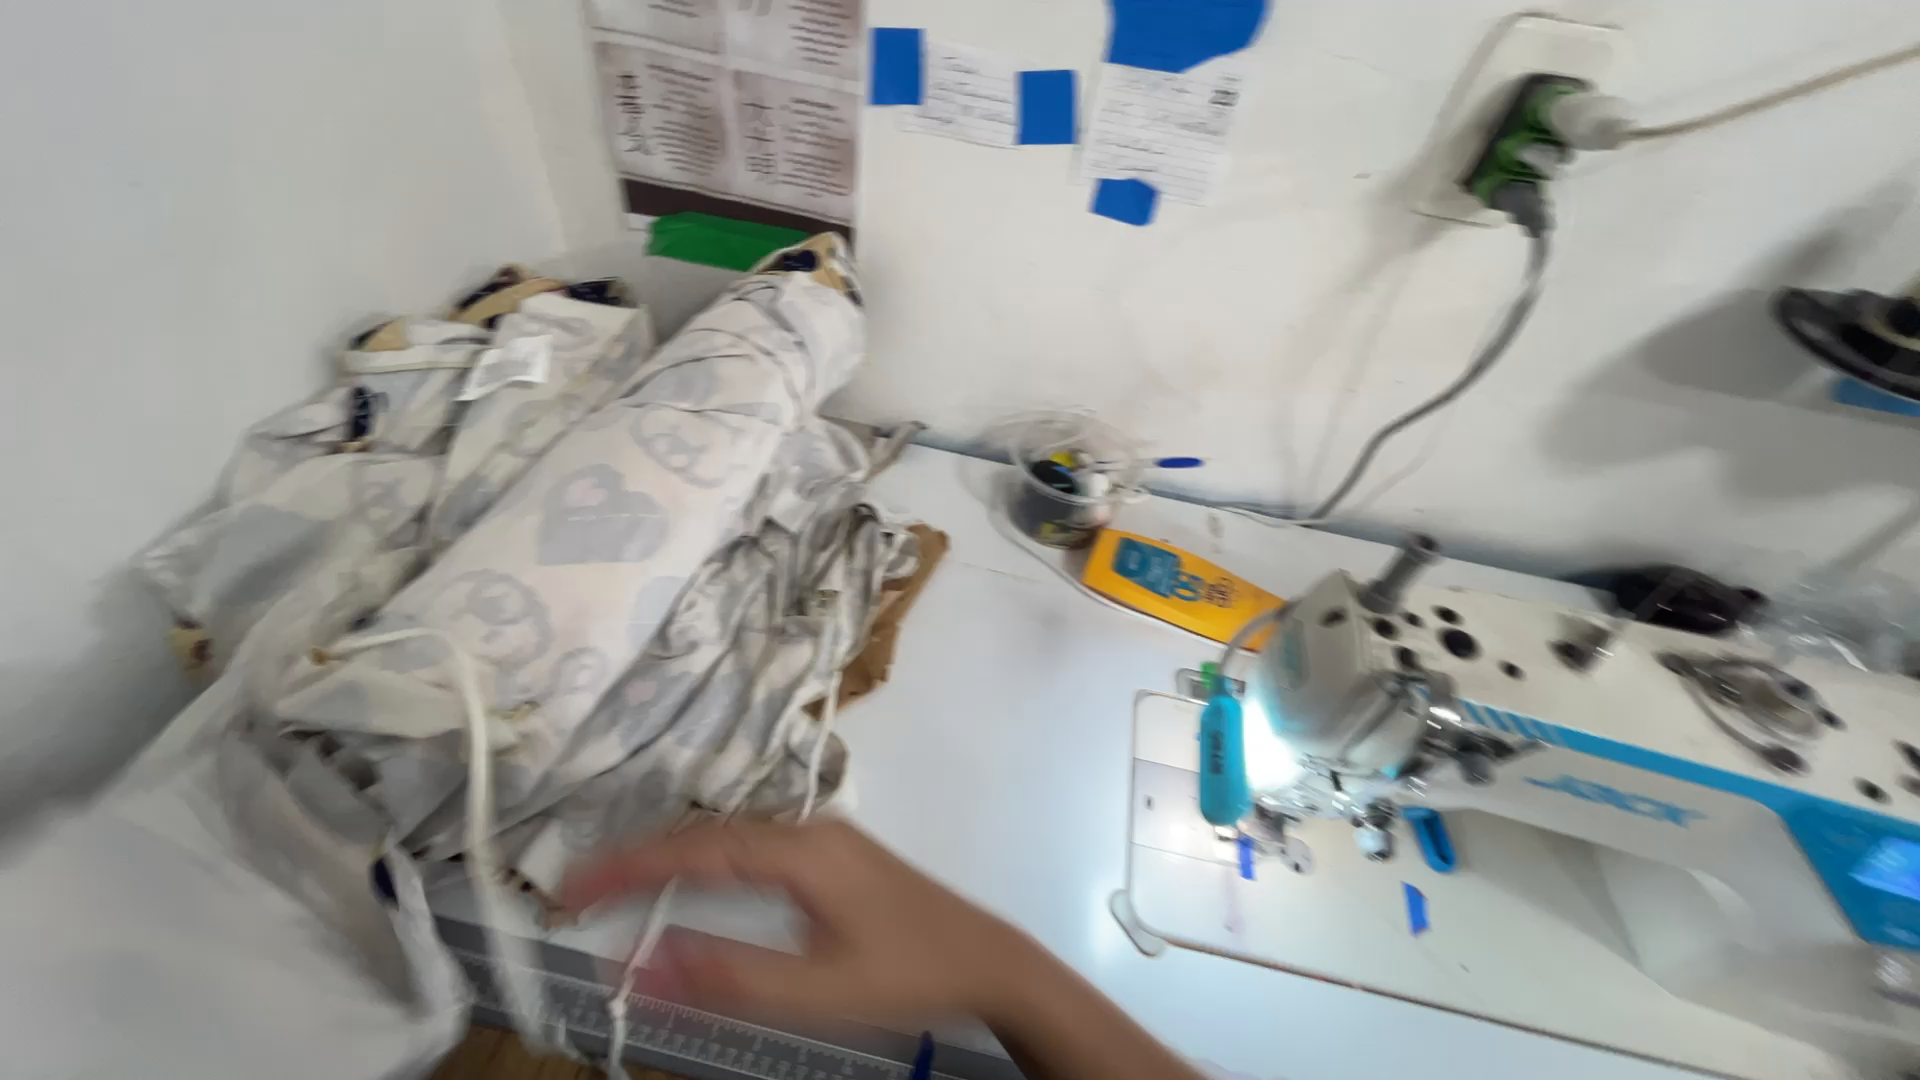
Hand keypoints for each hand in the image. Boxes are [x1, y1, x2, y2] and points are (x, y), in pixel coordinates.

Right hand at [561, 821, 1035, 1026]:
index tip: (569, 890)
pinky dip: (713, 863)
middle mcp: (811, 829)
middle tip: (582, 893)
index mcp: (803, 850)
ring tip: (622, 888)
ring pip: (735, 836)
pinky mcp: (836, 855)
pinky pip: (758, 847)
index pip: (698, 848)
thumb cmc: (907, 974)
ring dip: (678, 858)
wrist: (986, 959)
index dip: (629, 867)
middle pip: (713, 833)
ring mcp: (827, 837)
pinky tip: (700, 885)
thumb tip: (638, 968)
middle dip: (644, 859)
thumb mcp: (816, 989)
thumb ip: (729, 977)